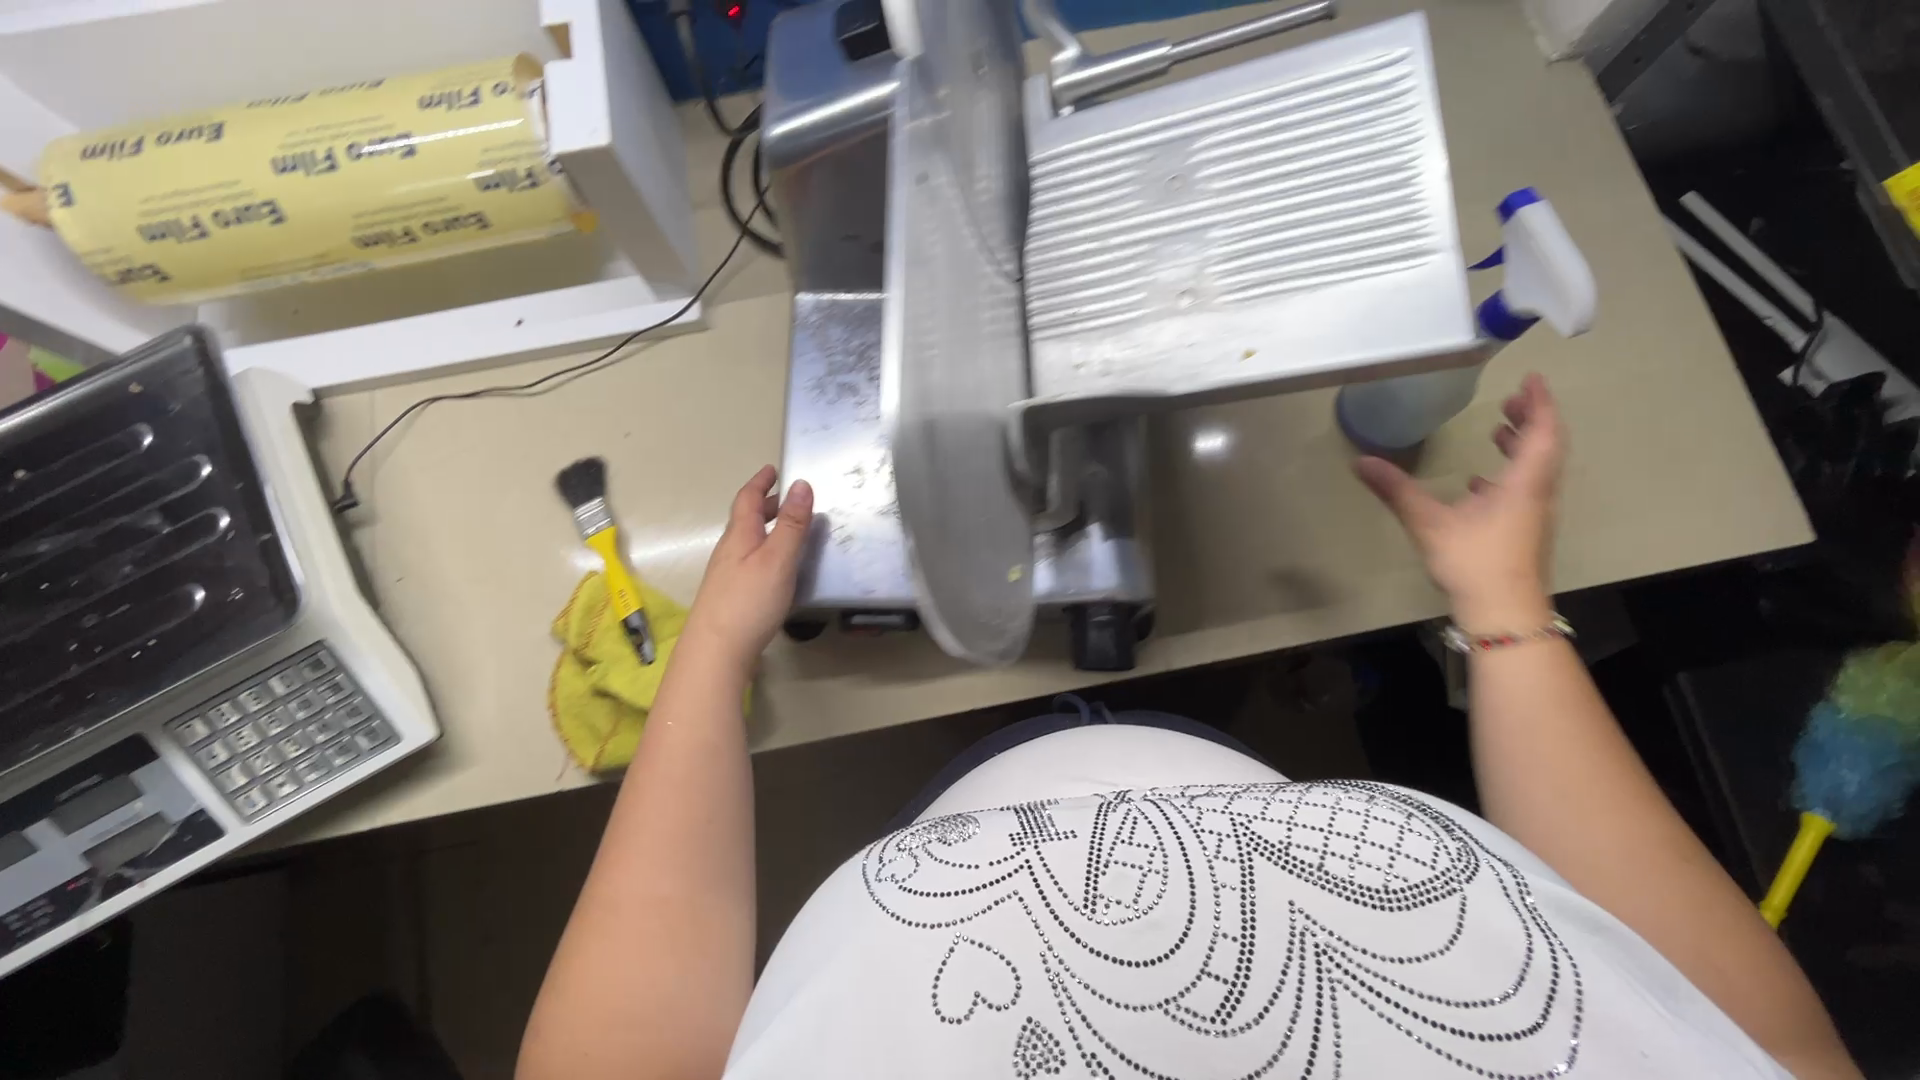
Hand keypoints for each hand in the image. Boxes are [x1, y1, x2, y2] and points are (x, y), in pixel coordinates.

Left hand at [680, 466, 813, 673]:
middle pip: (745, 520)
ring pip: (747, 542)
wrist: (716, 652)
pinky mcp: (731, 597)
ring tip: (786, 530)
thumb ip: (791, 524)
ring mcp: (727, 576)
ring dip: (765, 529)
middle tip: (785, 498)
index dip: (760, 482)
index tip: (772, 469)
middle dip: (764, 504)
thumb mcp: (777, 559)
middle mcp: (729, 551)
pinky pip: (749, 562)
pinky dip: (765, 552)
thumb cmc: (748, 601)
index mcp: (740, 536)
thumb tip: (801, 483)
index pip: (748, 499)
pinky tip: (775, 568)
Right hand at [1354, 373, 1562, 631]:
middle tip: (1512, 400)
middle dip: (1531, 420)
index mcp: (1524, 483)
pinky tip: (1479, 484)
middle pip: (1545, 446)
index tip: (1531, 379)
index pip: (1542, 431)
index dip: (1539, 403)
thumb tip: (1361, 461)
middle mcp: (1537, 493)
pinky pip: (1523, 491)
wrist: (1502, 612)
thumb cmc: (1474, 561)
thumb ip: (1397, 490)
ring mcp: (1533, 515)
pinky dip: (1508, 476)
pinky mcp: (1523, 532)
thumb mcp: (1429, 523)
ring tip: (1499, 430)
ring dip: (1522, 446)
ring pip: (1536, 469)